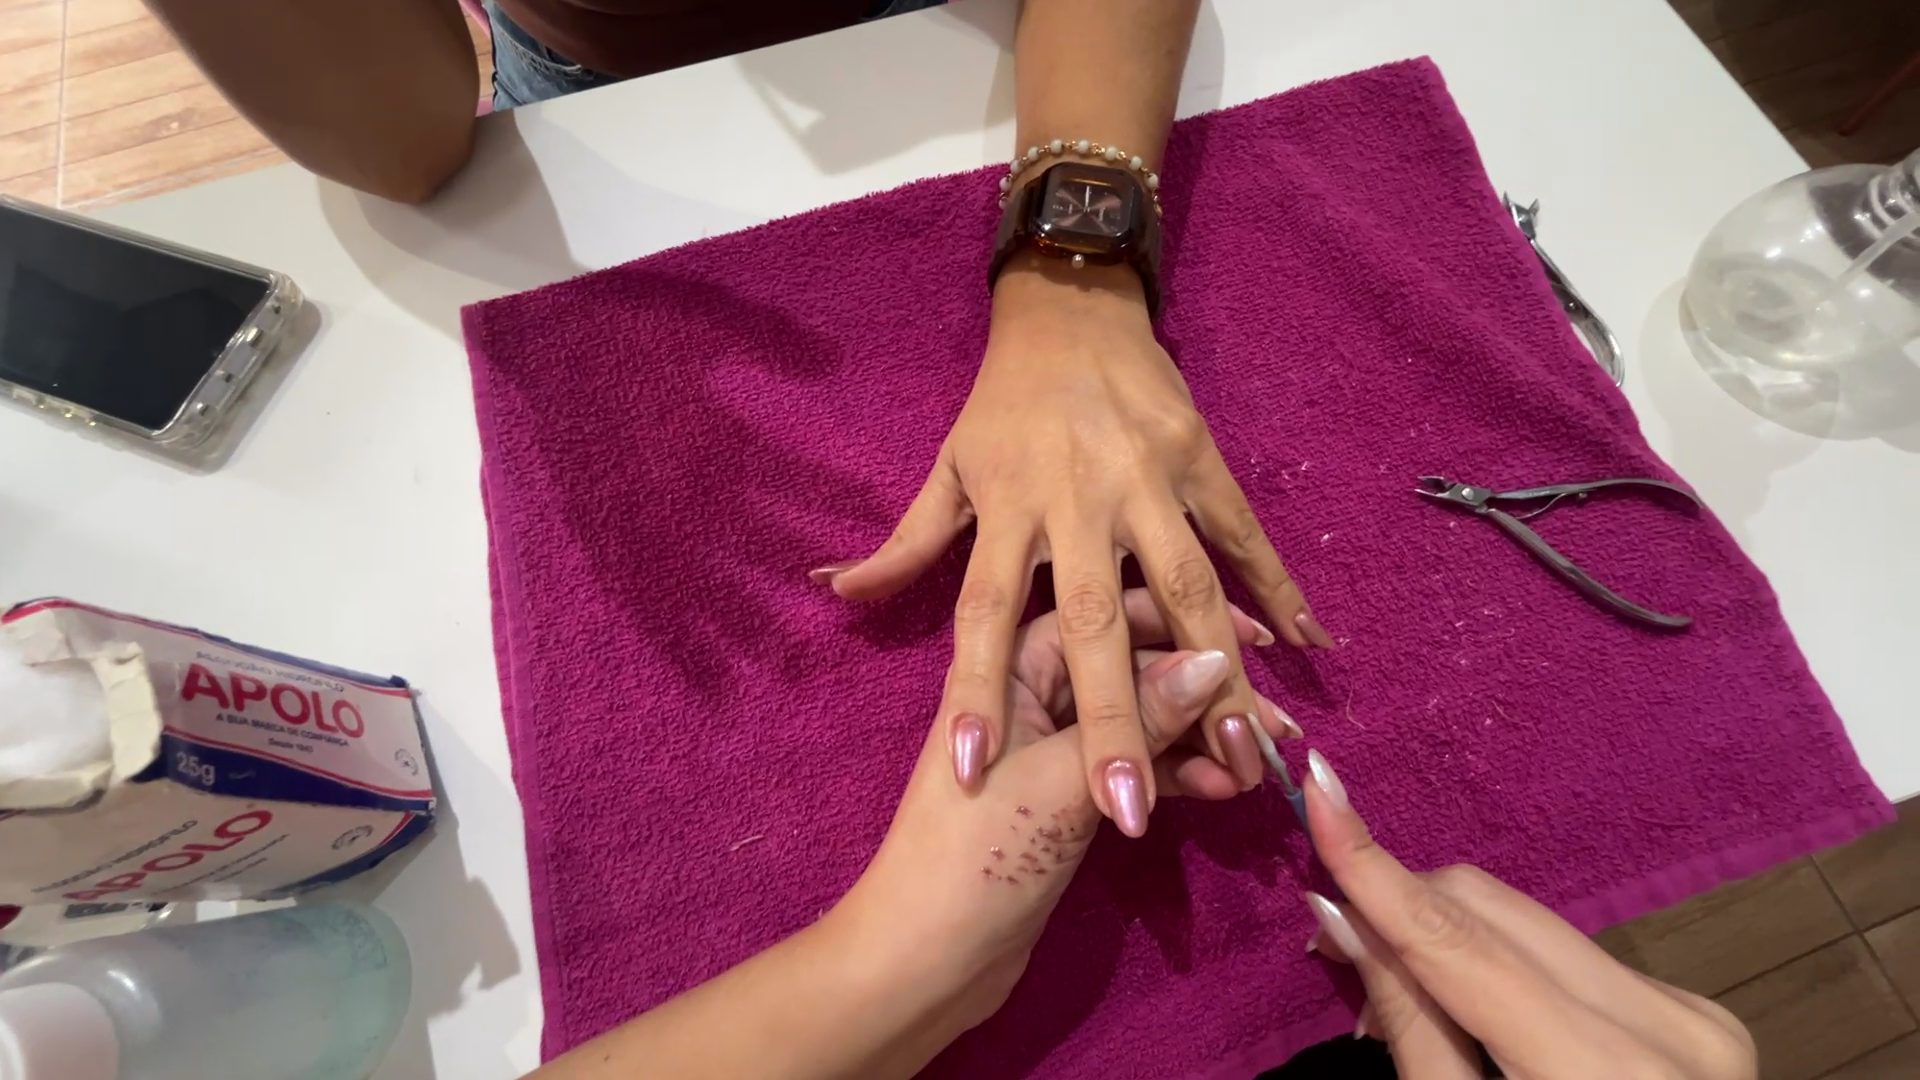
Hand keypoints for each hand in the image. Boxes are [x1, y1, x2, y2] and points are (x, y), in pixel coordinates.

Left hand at [816, 259, 1330, 836]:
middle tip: (1125, 807)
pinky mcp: (1203, 461)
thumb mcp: (947, 466)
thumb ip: (902, 540)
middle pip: (1093, 619)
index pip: (984, 611)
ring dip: (1216, 670)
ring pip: (1186, 585)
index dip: (975, 690)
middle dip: (1109, 716)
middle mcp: (1079, 500)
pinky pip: (1243, 533)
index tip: (970, 772)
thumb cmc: (1003, 403)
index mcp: (1008, 507)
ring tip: (1242, 754)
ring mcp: (1149, 481)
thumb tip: (834, 592)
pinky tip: (1308, 646)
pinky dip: (1278, 586)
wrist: (1072, 310)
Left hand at [835, 589, 1296, 1058]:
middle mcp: (1033, 690)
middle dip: (1199, 692)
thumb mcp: (1064, 777)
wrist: (930, 957)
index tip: (1249, 638)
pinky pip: (1133, 767)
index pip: (1102, 617)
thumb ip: (1140, 716)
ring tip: (1258, 765)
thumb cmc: (978, 850)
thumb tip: (1212, 658)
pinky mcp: (1070, 791)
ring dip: (1197, 740)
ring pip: (1138, 722)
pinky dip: (1175, 775)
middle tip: (1271, 722)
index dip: (1175, 620)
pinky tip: (1221, 788)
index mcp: (1012, 663)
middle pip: (1128, 670)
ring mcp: (1054, 744)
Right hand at [1298, 750, 1757, 1079]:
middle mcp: (1667, 1021)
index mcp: (1613, 1071)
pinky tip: (1464, 1000)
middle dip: (1394, 906)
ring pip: (1509, 914)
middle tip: (1330, 945)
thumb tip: (1336, 912)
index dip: (1374, 864)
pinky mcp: (1685, 1007)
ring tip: (1395, 988)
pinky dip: (1485, 954)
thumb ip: (1408, 1022)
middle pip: (1480, 906)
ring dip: (1433, 930)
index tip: (1318, 786)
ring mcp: (1687, 1009)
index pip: (1456, 939)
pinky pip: (1547, 943)